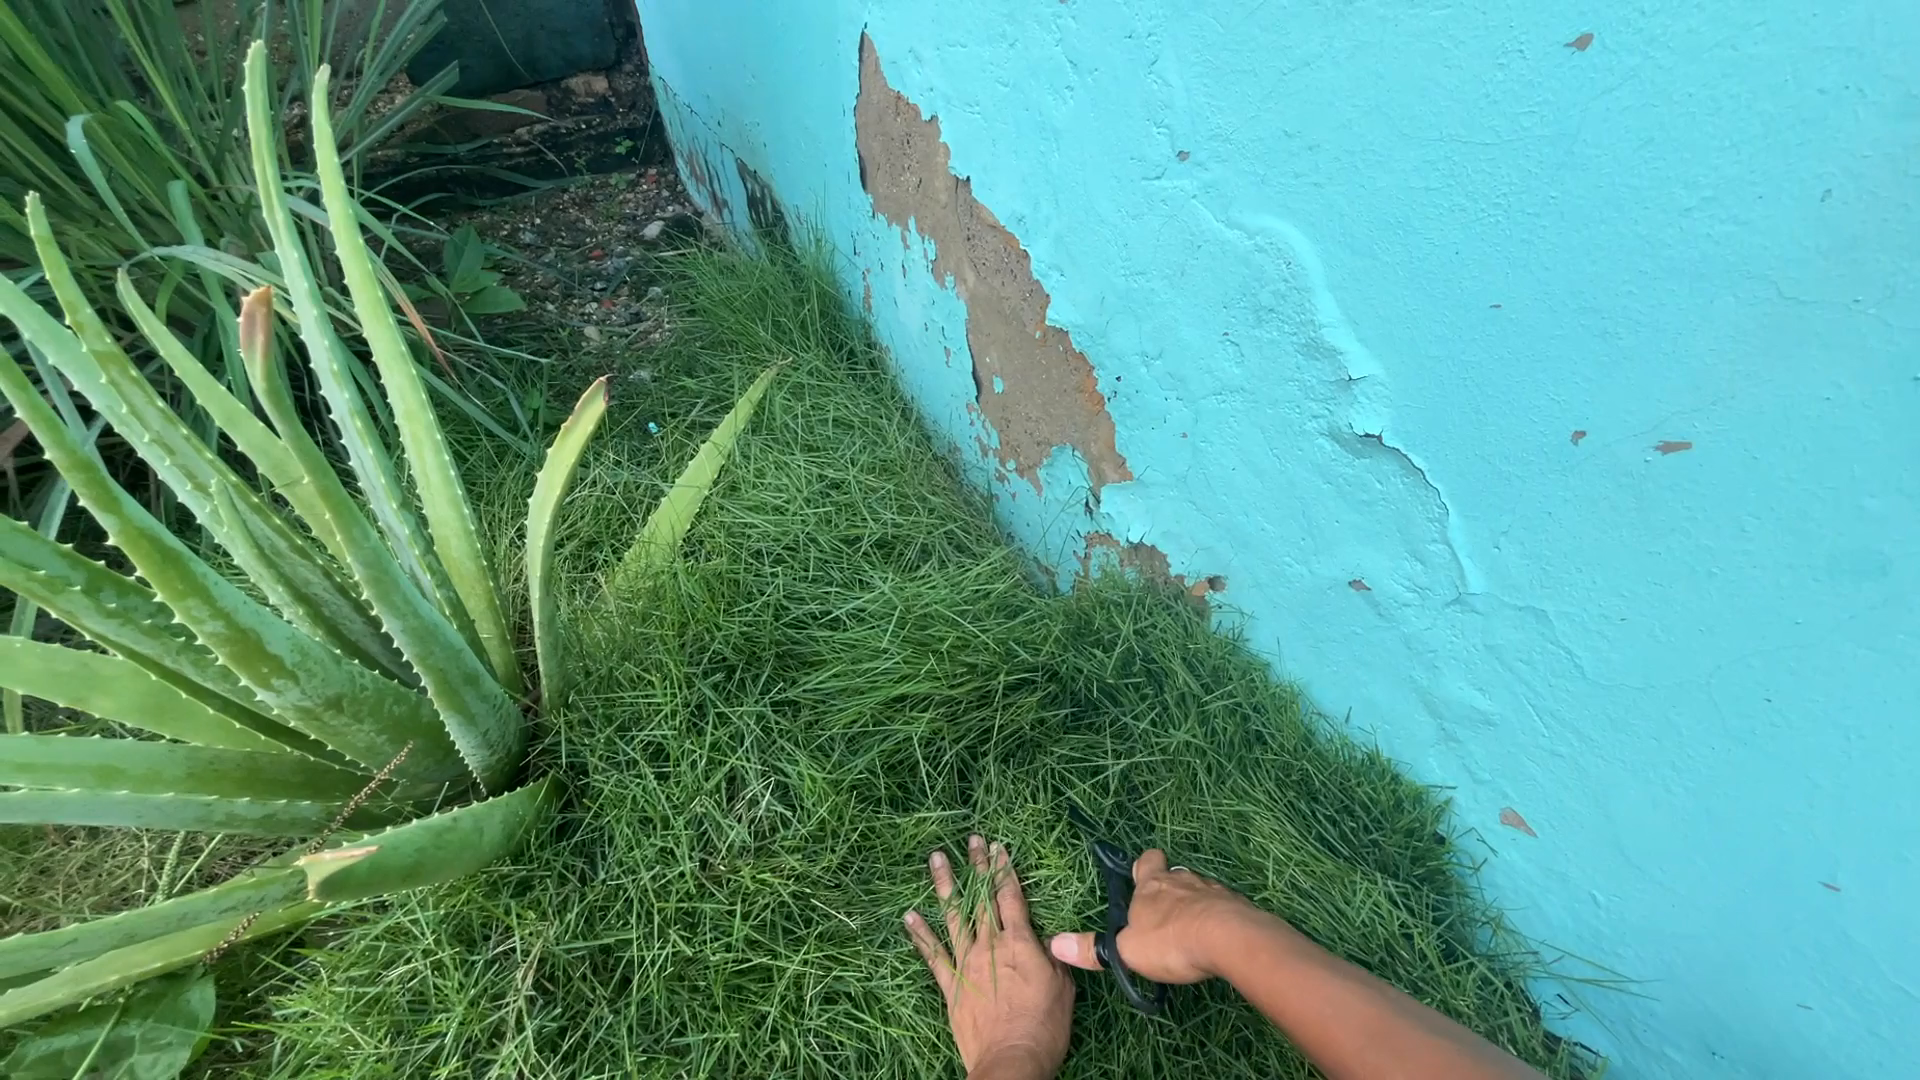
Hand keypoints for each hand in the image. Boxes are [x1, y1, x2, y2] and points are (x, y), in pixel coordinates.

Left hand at [906, 835, 1074, 1079]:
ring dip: (945, 884)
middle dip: (978, 866)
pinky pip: (932, 955)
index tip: (998, 847)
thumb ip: (1053, 957)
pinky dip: (919, 934)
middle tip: (972, 839)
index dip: (1004, 870)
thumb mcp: (1063, 987)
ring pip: (954, 915)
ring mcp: (966, 962)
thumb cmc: (1044, 1027)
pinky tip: (908, 915)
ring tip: (937, 858)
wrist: (1011, 1063)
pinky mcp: (950, 984)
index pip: (1011, 896)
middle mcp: (990, 944)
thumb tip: (1049, 938)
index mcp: (1020, 942)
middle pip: (982, 897)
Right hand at [1048, 848, 1269, 983]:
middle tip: (1164, 912)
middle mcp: (1181, 879)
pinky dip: (1217, 919)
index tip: (1142, 877)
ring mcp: (1212, 890)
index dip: (1145, 867)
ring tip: (1191, 930)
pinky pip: (1223, 908)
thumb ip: (1094, 949)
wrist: (1228, 939)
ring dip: (1194, 905)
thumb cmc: (1170, 940)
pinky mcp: (1236, 906)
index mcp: (1152, 884)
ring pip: (1199, 891)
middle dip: (1169, 888)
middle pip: (1174, 874)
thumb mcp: (1127, 950)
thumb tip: (1055, 945)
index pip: (1147, 861)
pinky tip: (1216, 939)